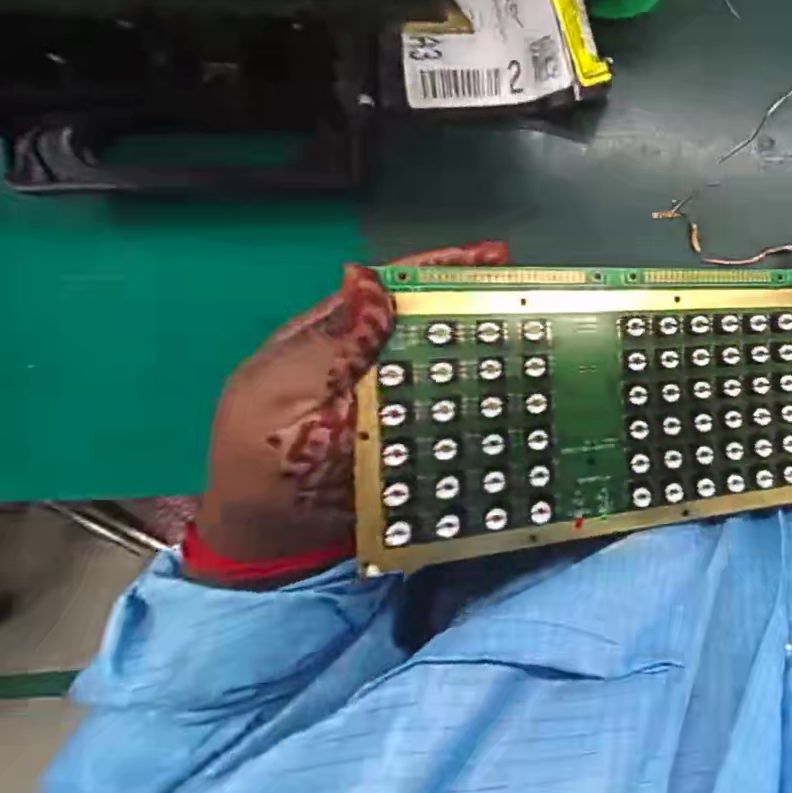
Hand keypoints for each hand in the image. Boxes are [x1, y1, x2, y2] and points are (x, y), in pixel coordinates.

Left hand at [194, 242, 508, 579]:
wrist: (273, 536)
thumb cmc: (261, 457)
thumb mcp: (277, 393)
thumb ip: (325, 343)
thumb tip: (369, 279)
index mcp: (334, 336)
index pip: (391, 288)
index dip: (438, 268)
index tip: (489, 256)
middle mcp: (372, 359)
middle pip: (429, 318)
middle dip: (475, 301)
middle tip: (525, 292)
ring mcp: (396, 397)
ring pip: (446, 360)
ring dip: (485, 345)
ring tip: (530, 333)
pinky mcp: (414, 432)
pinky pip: (451, 407)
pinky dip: (481, 396)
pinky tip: (511, 389)